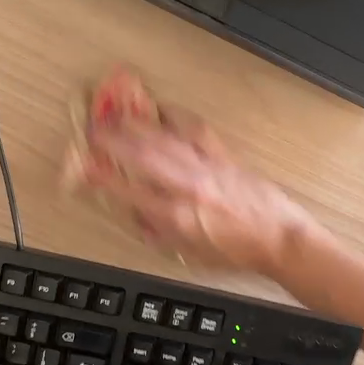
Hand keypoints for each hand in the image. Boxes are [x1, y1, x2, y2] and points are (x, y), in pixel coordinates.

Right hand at [75, 87, 324, 274]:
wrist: (278, 239)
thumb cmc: (240, 251)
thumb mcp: (193, 253)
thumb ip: (163, 234)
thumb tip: (142, 219)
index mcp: (177, 216)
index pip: (130, 192)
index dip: (102, 178)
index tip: (85, 167)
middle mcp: (188, 188)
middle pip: (142, 156)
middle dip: (113, 141)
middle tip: (93, 130)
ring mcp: (206, 168)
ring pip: (164, 139)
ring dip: (137, 125)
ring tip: (117, 114)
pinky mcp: (224, 157)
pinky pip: (195, 130)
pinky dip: (177, 118)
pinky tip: (164, 110)